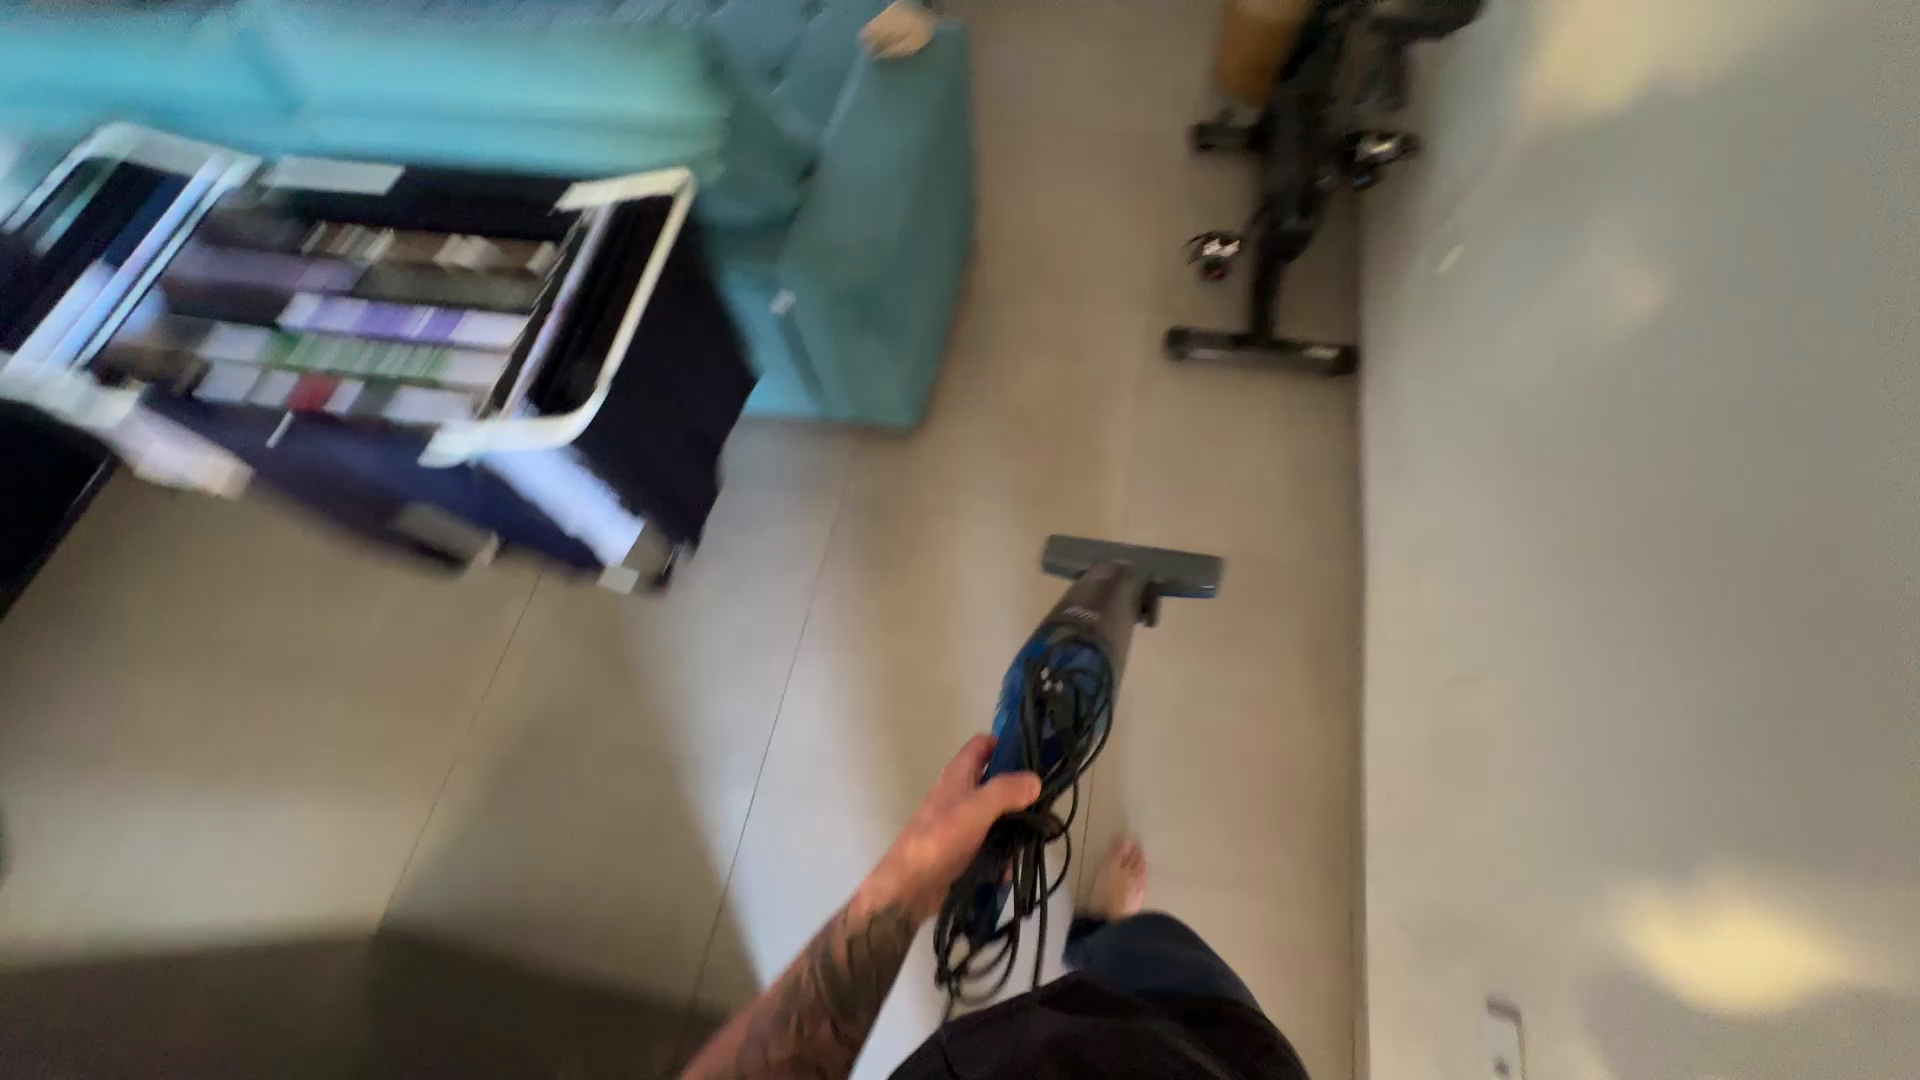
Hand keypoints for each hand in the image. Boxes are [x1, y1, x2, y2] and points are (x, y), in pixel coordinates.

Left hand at [858, 736, 1041, 922]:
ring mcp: (965, 822)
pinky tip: (1006, 873)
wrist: (910, 886)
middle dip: (1021, 797)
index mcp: (960, 773)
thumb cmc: (940, 838)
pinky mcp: (967, 850)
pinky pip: (994, 847)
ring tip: (1030, 846)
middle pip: (999, 783)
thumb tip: (1036, 780)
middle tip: (1044, 809)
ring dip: (1015, 833)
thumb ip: (1006, 791)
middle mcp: (963, 793)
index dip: (1006, 744)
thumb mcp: (976, 808)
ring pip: (1001, 818)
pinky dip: (1002, 858)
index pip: (984, 744)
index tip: (1033, 759)